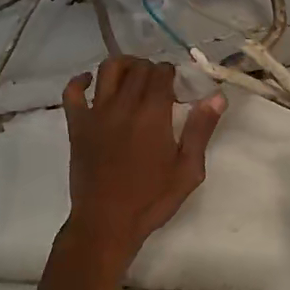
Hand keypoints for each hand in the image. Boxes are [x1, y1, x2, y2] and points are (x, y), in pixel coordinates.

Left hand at [61, 56, 225, 261]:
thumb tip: (217, 96)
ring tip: (133, 77)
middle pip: (137, 68)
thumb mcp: (188, 170)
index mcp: (152, 115)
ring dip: (124, 65)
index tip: (176, 88)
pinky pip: (72, 92)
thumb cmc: (151, 199)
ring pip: (108, 69)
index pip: (161, 73)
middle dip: (151, 69)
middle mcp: (123, 106)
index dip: (171, 73)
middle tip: (159, 86)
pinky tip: (91, 82)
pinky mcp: (76, 125)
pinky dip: (81, 81)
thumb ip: (201, 129)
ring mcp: (96, 113)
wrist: (106, 223)